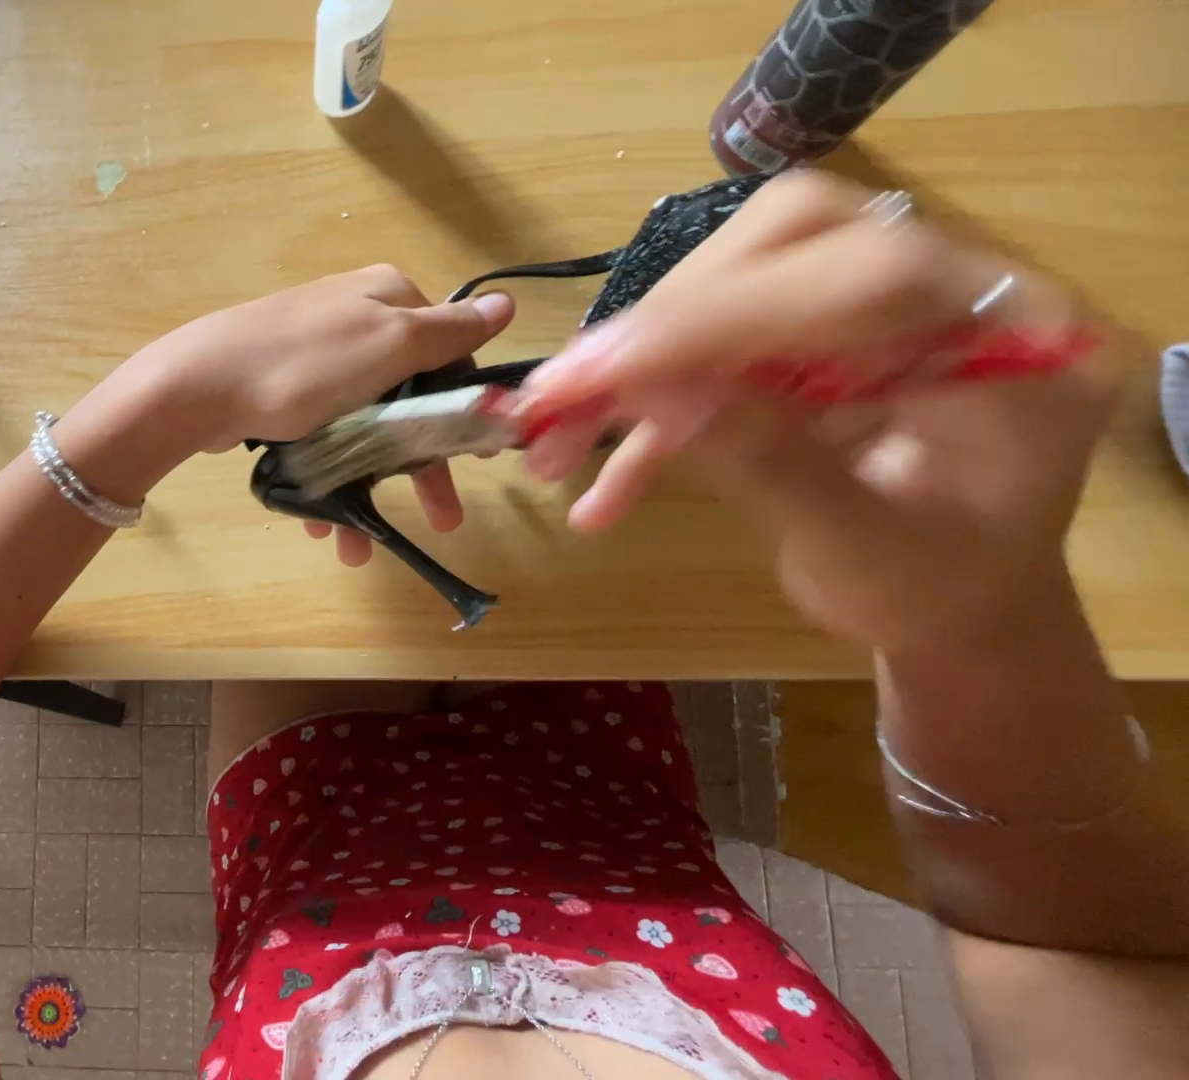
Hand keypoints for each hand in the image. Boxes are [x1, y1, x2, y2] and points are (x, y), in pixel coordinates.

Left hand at [121, 264, 515, 564]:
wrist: (200, 386)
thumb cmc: (306, 365)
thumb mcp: (390, 343)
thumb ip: (448, 332)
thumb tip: (505, 303)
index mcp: (389, 299)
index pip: (449, 354)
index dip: (462, 409)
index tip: (473, 461)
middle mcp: (355, 321)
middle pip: (407, 399)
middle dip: (419, 467)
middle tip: (442, 519)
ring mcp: (317, 359)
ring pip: (363, 427)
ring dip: (368, 488)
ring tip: (362, 548)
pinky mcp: (283, 392)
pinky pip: (322, 437)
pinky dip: (328, 478)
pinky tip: (323, 524)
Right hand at [515, 172, 1121, 654]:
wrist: (952, 608)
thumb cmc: (935, 593)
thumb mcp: (864, 551)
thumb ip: (771, 464)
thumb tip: (656, 393)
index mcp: (1007, 339)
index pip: (860, 274)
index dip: (716, 313)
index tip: (596, 371)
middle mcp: (938, 297)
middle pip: (782, 246)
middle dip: (661, 321)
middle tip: (564, 391)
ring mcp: (862, 316)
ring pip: (723, 295)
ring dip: (628, 370)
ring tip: (551, 442)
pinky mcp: (802, 346)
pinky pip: (704, 356)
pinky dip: (639, 416)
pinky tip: (598, 489)